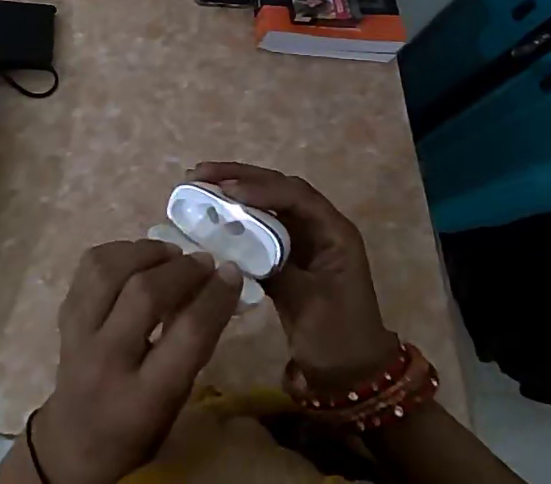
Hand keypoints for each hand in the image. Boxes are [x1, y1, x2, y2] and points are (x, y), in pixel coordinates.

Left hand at [30, 239, 242, 483]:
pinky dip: (118, 251)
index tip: (232, 273)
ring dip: (146, 252)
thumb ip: (193, 345)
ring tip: (171, 254)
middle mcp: (106, 362)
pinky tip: (139, 256)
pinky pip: (90, 265)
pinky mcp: (64, 313)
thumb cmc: (138, 428)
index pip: (187, 335)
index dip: (214, 297)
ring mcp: (77, 334)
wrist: (74, 444)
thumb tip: (218, 282)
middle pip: (144, 294)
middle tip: (204, 262)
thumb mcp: (175, 400)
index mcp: (144, 398)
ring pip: (109, 270)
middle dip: (182, 269)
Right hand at [190, 162, 400, 388]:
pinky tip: (211, 213)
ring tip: (199, 183)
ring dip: (235, 190)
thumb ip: (275, 268)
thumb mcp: (307, 304)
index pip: (296, 195)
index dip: (261, 188)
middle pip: (278, 188)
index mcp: (333, 231)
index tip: (226, 190)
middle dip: (240, 177)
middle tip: (200, 173)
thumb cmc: (336, 338)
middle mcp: (318, 225)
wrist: (351, 376)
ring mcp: (301, 238)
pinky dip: (235, 216)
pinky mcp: (286, 253)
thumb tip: (236, 244)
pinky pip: (259, 224)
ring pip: (266, 201)